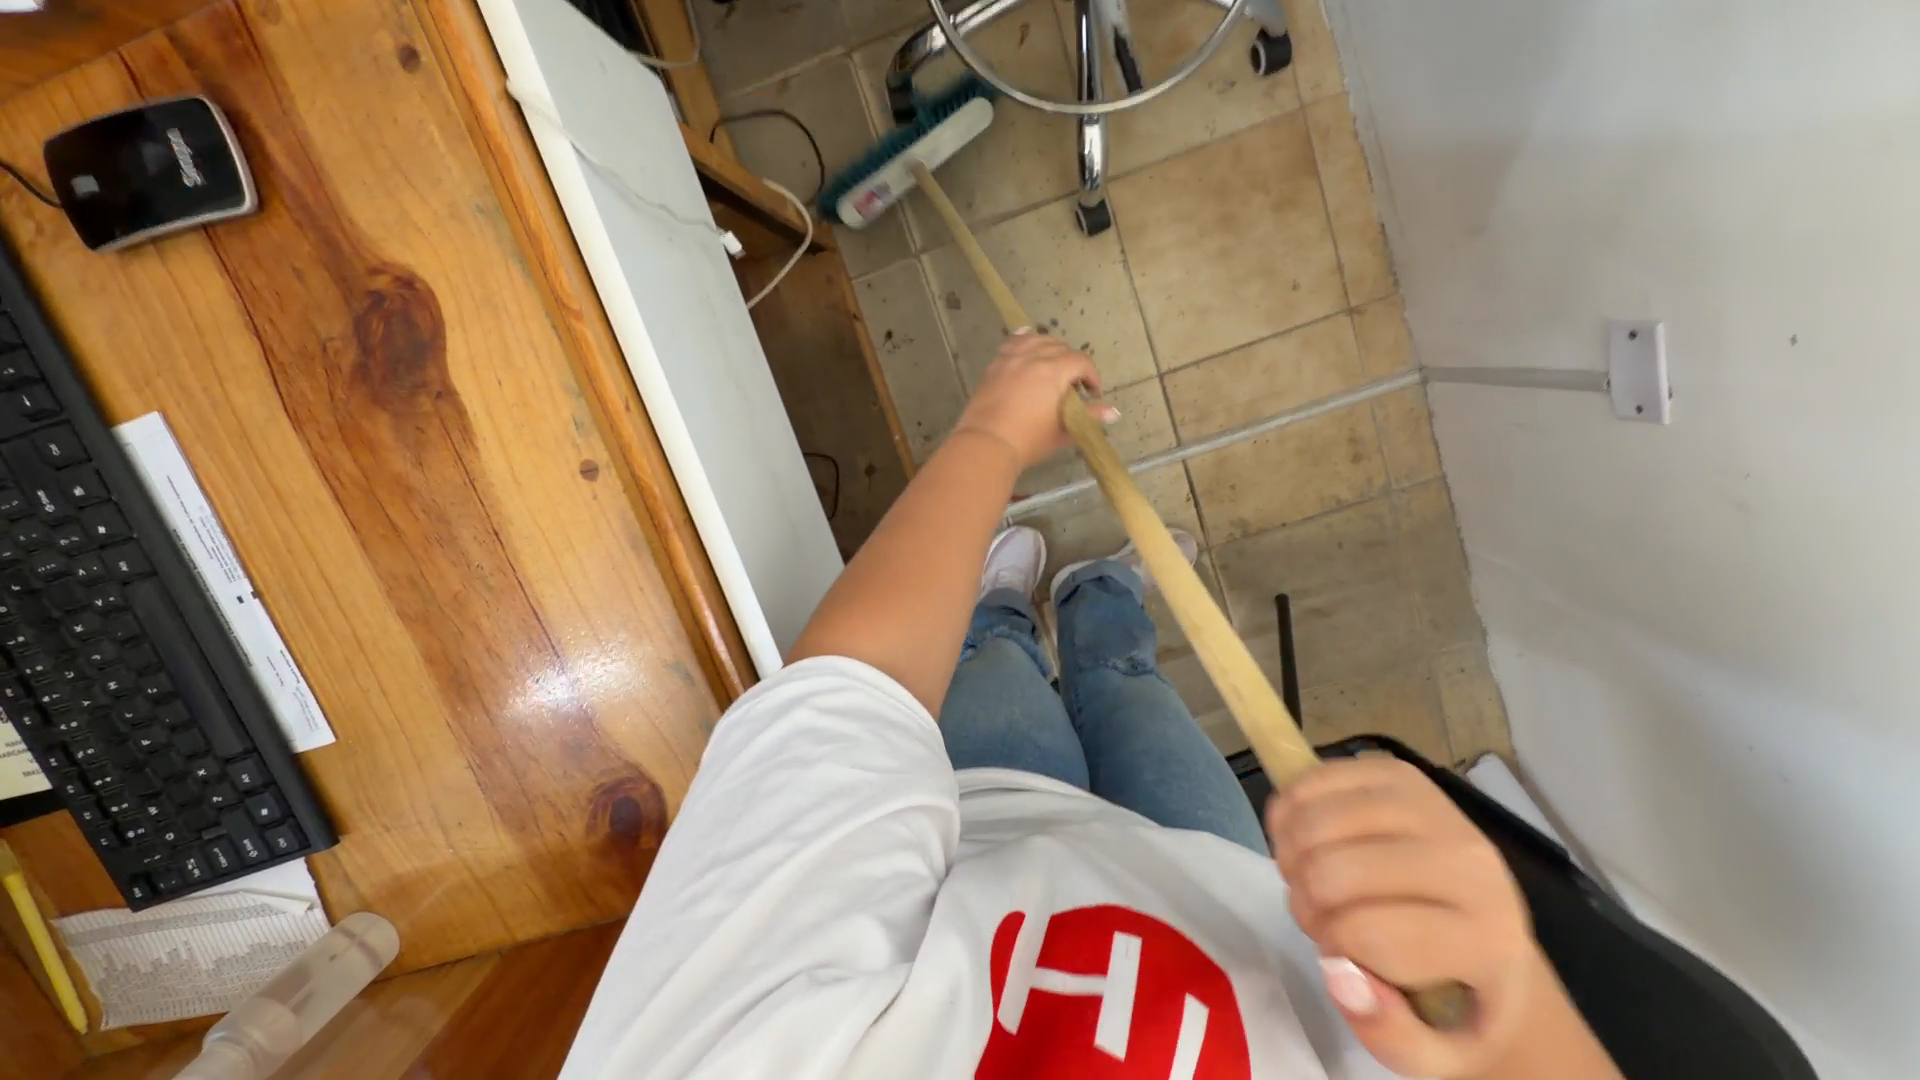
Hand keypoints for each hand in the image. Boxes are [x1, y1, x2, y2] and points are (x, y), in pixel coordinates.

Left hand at [952, 332, 1115, 469]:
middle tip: (1073, 385)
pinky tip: (1028, 343)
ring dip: (1050, 349)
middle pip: (1060, 348)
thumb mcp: (1063, 430)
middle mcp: (1034, 357)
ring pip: (1038, 340)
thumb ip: (1089, 416)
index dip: (1091, 376)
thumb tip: (1114, 413)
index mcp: (1054, 370)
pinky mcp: (995, 364)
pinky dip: (1025, 341)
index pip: (1081, 362)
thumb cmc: (1029, 441)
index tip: (1092, 393)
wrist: (986, 444)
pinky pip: (1014, 343)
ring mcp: (1012, 358)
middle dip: (1072, 363)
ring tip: (1053, 365)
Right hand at [1267, 759, 1549, 1078]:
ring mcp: (1432, 805)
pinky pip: (1313, 779)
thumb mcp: (1433, 1055)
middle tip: (1318, 915)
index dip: (1331, 946)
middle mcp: (1469, 859)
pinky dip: (1288, 812)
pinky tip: (1303, 840)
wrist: (1492, 946)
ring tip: (1310, 878)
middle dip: (1305, 899)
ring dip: (1292, 855)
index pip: (1365, 929)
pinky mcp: (1399, 772)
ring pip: (1316, 819)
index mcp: (1486, 935)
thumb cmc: (1457, 1004)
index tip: (1342, 958)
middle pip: (1334, 869)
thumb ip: (1389, 1033)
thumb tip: (1339, 975)